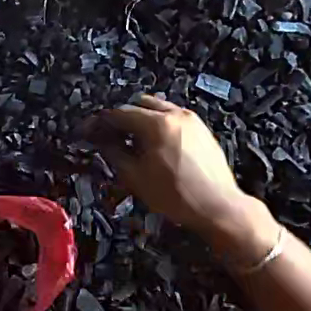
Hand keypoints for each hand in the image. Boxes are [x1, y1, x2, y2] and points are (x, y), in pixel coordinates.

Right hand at [87, 95, 277, 261]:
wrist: (217, 206)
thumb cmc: (179, 196)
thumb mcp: (137, 177)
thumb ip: (115, 153)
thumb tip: (102, 141)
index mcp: (157, 124)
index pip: (120, 113)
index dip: (102, 121)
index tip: (93, 128)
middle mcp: (176, 115)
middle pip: (140, 103)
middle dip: (124, 116)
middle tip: (112, 134)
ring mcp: (192, 121)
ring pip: (159, 108)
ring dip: (143, 118)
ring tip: (135, 141)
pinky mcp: (201, 130)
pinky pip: (175, 117)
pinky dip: (161, 124)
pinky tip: (156, 145)